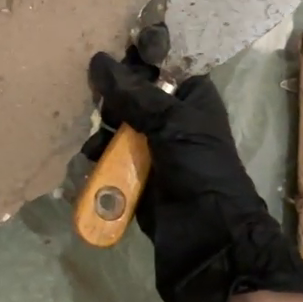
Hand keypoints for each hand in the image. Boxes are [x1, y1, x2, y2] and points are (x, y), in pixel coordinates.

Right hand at [84, 31, 302, 301]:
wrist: (211, 240)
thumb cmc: (200, 170)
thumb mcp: (170, 124)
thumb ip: (133, 94)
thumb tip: (97, 61)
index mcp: (192, 97)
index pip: (158, 66)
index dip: (131, 62)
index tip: (101, 61)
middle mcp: (174, 117)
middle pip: (132, 95)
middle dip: (110, 100)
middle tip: (95, 105)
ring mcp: (156, 148)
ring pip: (118, 126)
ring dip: (102, 131)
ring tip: (93, 145)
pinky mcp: (141, 176)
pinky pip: (114, 156)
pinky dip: (101, 156)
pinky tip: (91, 160)